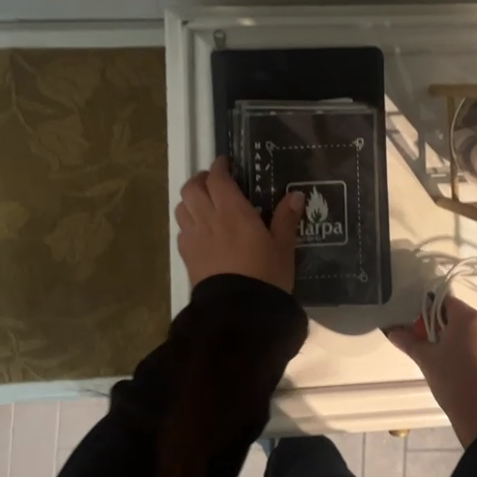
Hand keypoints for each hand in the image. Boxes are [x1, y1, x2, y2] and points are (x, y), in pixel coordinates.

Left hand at [175, 156, 304, 291]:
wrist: (239, 312)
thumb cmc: (266, 275)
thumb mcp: (283, 247)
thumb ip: (286, 219)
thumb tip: (295, 195)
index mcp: (233, 211)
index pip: (218, 178)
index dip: (220, 167)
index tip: (227, 163)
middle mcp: (208, 218)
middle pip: (192, 188)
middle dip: (201, 180)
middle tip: (214, 182)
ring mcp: (194, 237)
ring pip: (182, 207)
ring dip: (191, 200)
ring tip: (204, 204)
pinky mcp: (187, 256)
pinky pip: (181, 231)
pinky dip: (188, 224)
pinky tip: (200, 231)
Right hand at [386, 296, 476, 447]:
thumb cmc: (452, 381)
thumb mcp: (427, 360)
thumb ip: (409, 342)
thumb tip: (392, 332)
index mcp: (468, 319)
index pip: (448, 303)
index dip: (434, 314)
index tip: (427, 332)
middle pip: (467, 321)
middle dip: (453, 332)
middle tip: (440, 353)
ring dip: (472, 345)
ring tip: (461, 369)